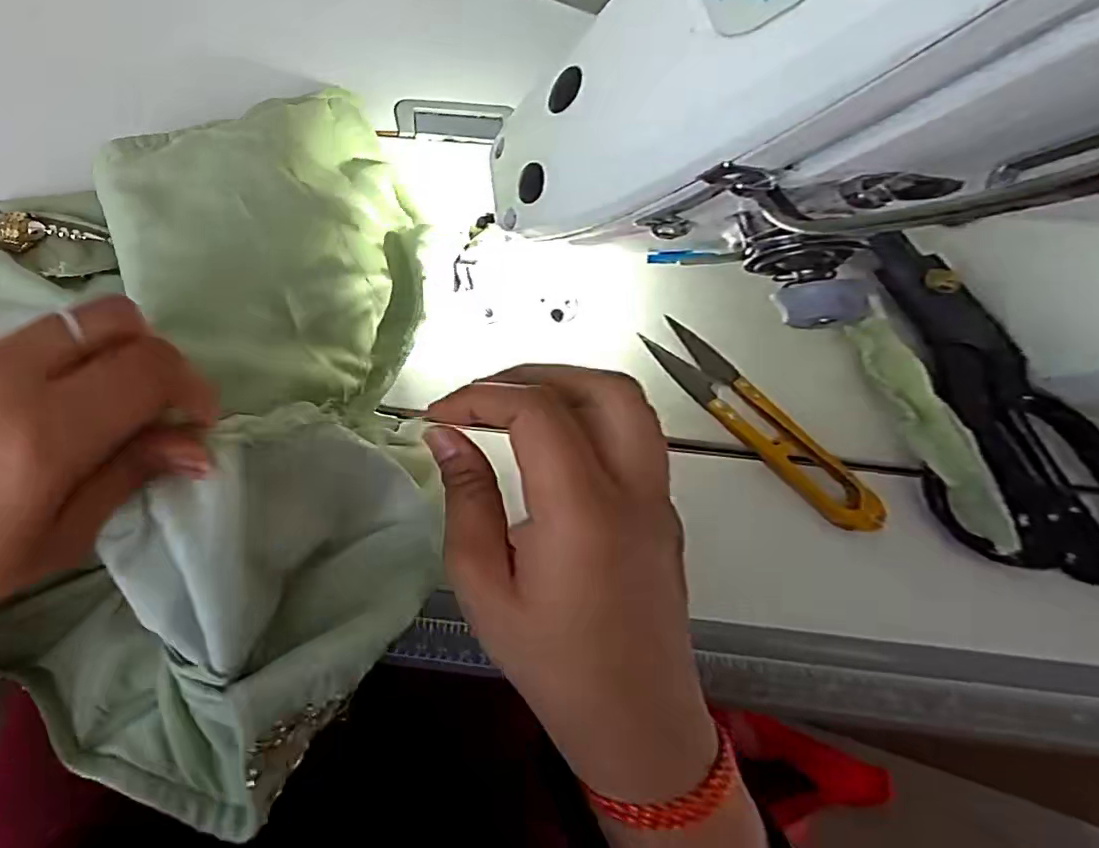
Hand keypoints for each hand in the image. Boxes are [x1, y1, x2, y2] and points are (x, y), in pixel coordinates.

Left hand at [0, 296, 217, 742]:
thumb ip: (130, 473)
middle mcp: (16, 375)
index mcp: (45, 432)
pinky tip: (64, 407)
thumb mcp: (61, 536)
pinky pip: (43, 336)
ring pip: (80, 319)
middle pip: (119, 318)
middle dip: (158, 355)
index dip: (190, 388)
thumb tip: (197, 447)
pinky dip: (77, 355)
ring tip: (114, 408)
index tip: (201, 423)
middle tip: (161, 408)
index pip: (146, 370)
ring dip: (117, 350)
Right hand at [423, 366, 717, 804]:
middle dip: (531, 375)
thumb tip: (446, 436)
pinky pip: (631, 435)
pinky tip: (538, 442)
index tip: (437, 416)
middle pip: (602, 389)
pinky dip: (582, 415)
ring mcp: (658, 501)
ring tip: (506, 406)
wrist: (635, 723)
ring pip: (627, 405)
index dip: (479, 396)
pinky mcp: (661, 512)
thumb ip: (465, 497)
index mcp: (584, 510)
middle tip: (479, 396)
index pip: (538, 412)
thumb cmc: (549, 659)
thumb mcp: (481, 582)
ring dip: (563, 388)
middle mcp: (634, 493)